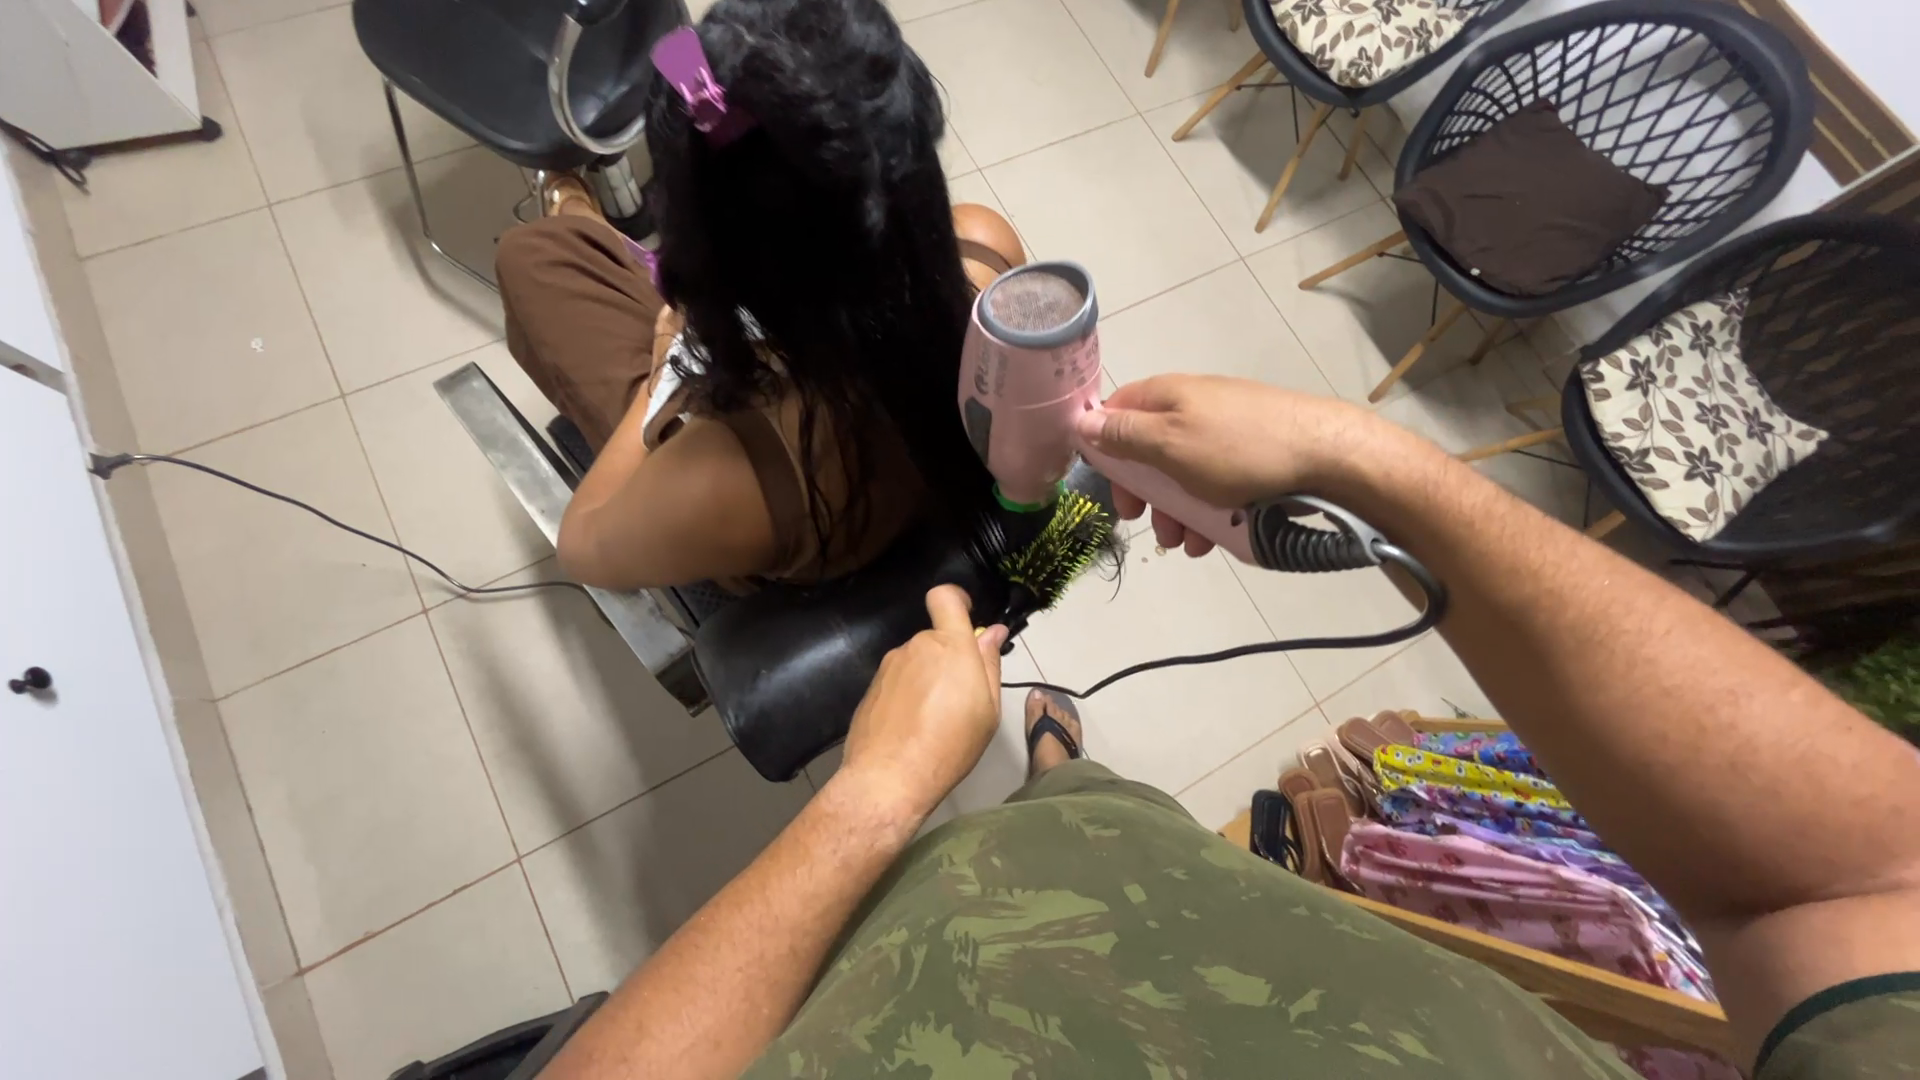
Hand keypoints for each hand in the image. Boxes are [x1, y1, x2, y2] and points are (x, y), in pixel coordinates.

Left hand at [836, 586, 1007, 822]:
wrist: (888, 778)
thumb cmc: (949, 745)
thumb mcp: (987, 710)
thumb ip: (989, 664)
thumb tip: (992, 631)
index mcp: (949, 646)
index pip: (945, 598)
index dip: (956, 599)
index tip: (966, 618)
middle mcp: (915, 647)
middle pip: (935, 639)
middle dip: (948, 659)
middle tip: (960, 699)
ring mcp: (889, 666)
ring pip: (916, 662)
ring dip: (927, 680)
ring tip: (934, 720)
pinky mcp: (872, 687)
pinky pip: (898, 681)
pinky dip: (907, 696)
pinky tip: (911, 727)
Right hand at [1075, 375, 1376, 555]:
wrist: (1329, 459)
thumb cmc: (1238, 451)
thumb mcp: (1168, 444)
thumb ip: (1123, 434)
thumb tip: (1082, 420)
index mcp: (1167, 396)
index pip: (1117, 411)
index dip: (1103, 446)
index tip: (1105, 483)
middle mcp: (1193, 409)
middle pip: (1148, 450)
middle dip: (1142, 492)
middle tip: (1140, 520)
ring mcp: (1224, 434)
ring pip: (1181, 475)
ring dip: (1173, 512)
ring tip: (1182, 543)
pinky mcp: (1251, 459)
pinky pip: (1214, 487)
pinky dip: (1206, 514)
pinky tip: (1209, 540)